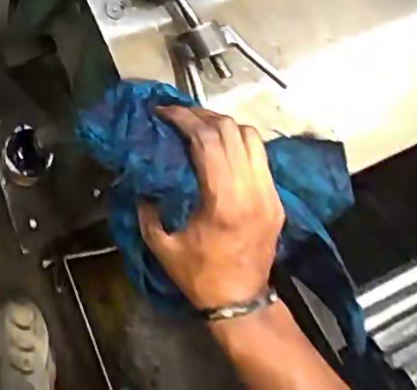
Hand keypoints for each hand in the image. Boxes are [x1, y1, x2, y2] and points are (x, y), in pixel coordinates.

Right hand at [137, 105, 284, 310]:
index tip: (163, 112)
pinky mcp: (276, 198)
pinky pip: (259, 153)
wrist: (243, 304)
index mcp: (222, 200)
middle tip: (178, 115)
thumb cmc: (200, 275)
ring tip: (199, 125)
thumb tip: (140, 174)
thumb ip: (147, 206)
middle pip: (229, 129)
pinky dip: (237, 140)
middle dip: (200, 114)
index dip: (183, 118)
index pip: (207, 139)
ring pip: (249, 135)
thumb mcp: (162, 243)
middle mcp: (250, 191)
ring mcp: (268, 193)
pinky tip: (219, 145)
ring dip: (222, 123)